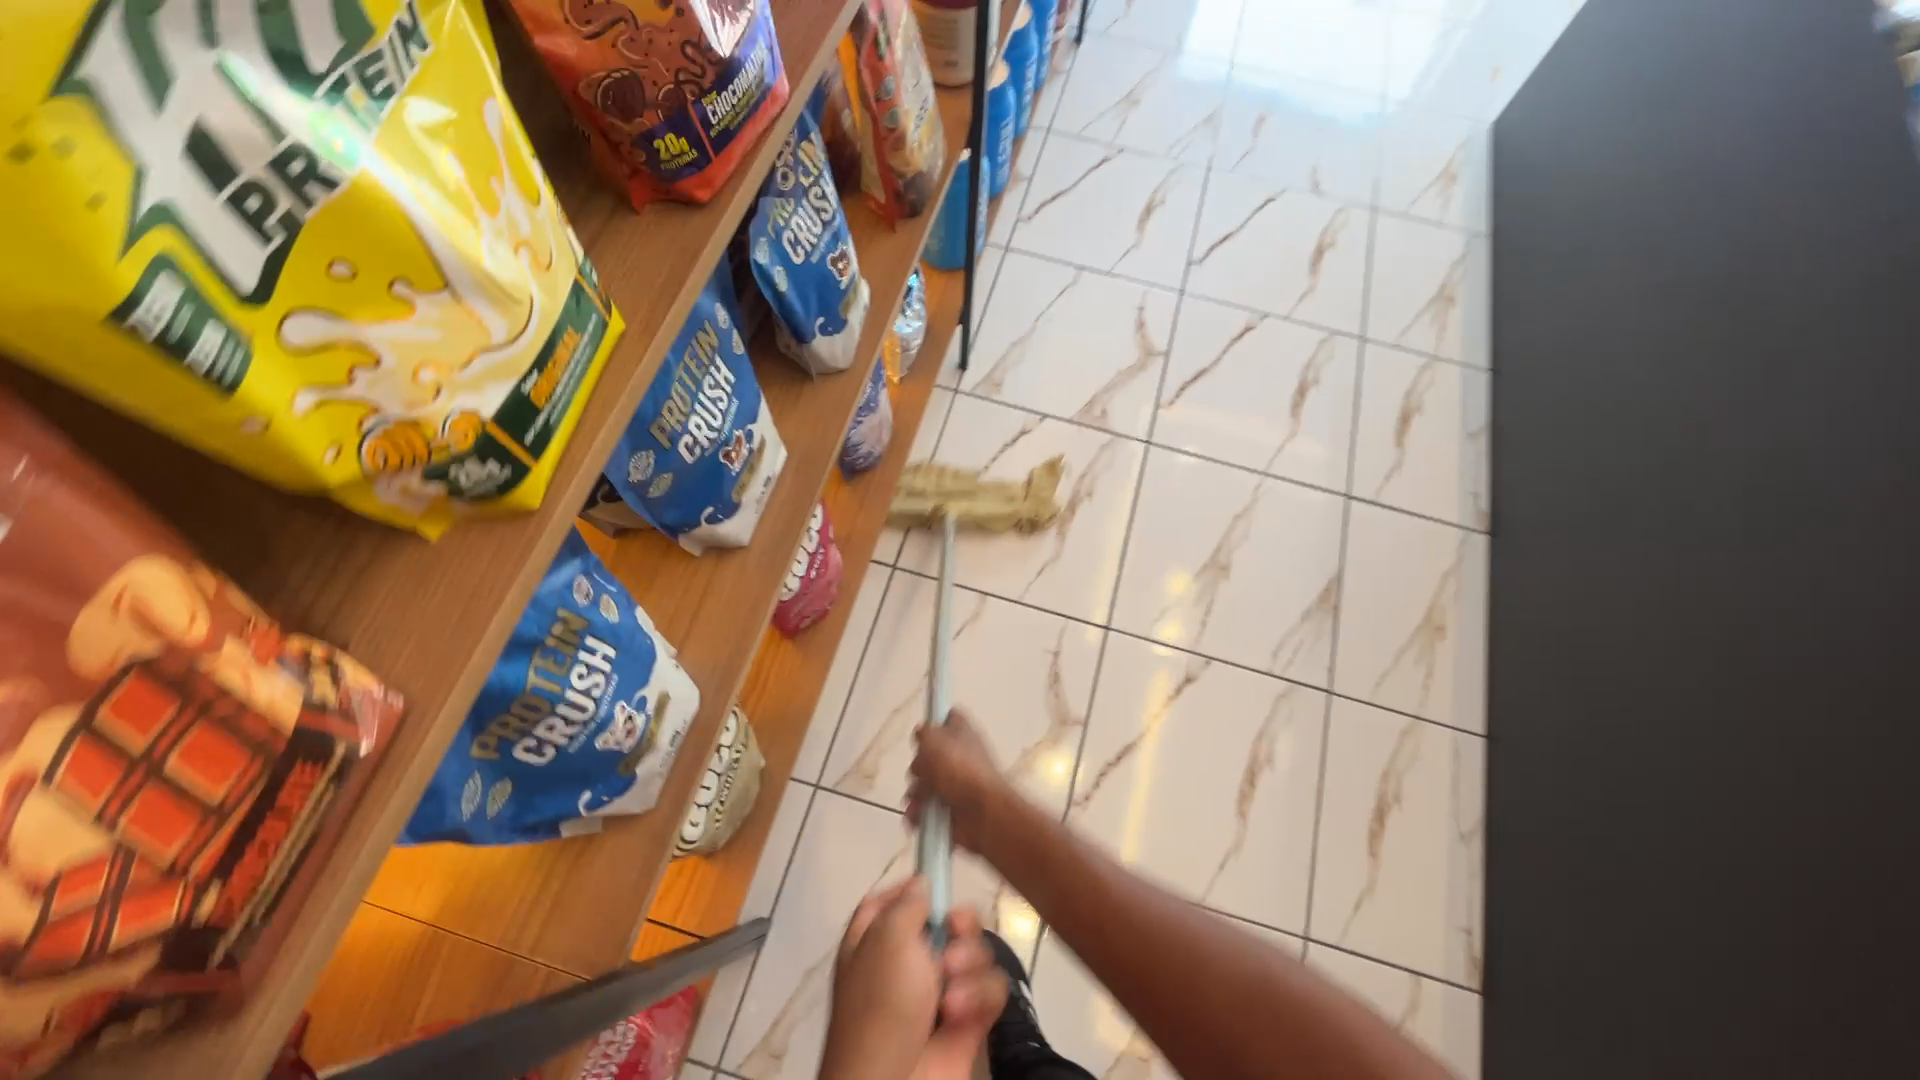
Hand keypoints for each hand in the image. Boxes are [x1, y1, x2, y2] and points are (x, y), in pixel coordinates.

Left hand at [822, 877, 1008, 1079]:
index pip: (894, 899)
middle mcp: (908, 961)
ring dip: (968, 965)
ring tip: (950, 993)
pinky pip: (991, 988)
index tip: (937, 879)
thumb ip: (908, 904)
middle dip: (959, 925)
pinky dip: (980, 997)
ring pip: (975, 952)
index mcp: (876, 939)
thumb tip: (922, 882)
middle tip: (955, 931)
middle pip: (947, 921)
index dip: (915, 887)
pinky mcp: (968, 1018)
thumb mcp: (886, 941)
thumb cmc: (881, 1006)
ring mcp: (940, 989)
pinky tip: (960, 1013)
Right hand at [908, 707, 1014, 853]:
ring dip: (916, 793)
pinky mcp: (952, 809)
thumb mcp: (933, 739)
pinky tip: (916, 817)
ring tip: (919, 801)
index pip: (948, 718)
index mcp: (962, 733)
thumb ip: (924, 732)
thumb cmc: (958, 769)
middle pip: (929, 755)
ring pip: (924, 784)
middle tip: (923, 773)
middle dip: (918, 767)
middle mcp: (961, 756)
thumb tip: (922, 734)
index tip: (922, 733)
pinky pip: (927, 808)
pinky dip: (919, 813)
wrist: (982, 812)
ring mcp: (957, 785)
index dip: (933, 723)